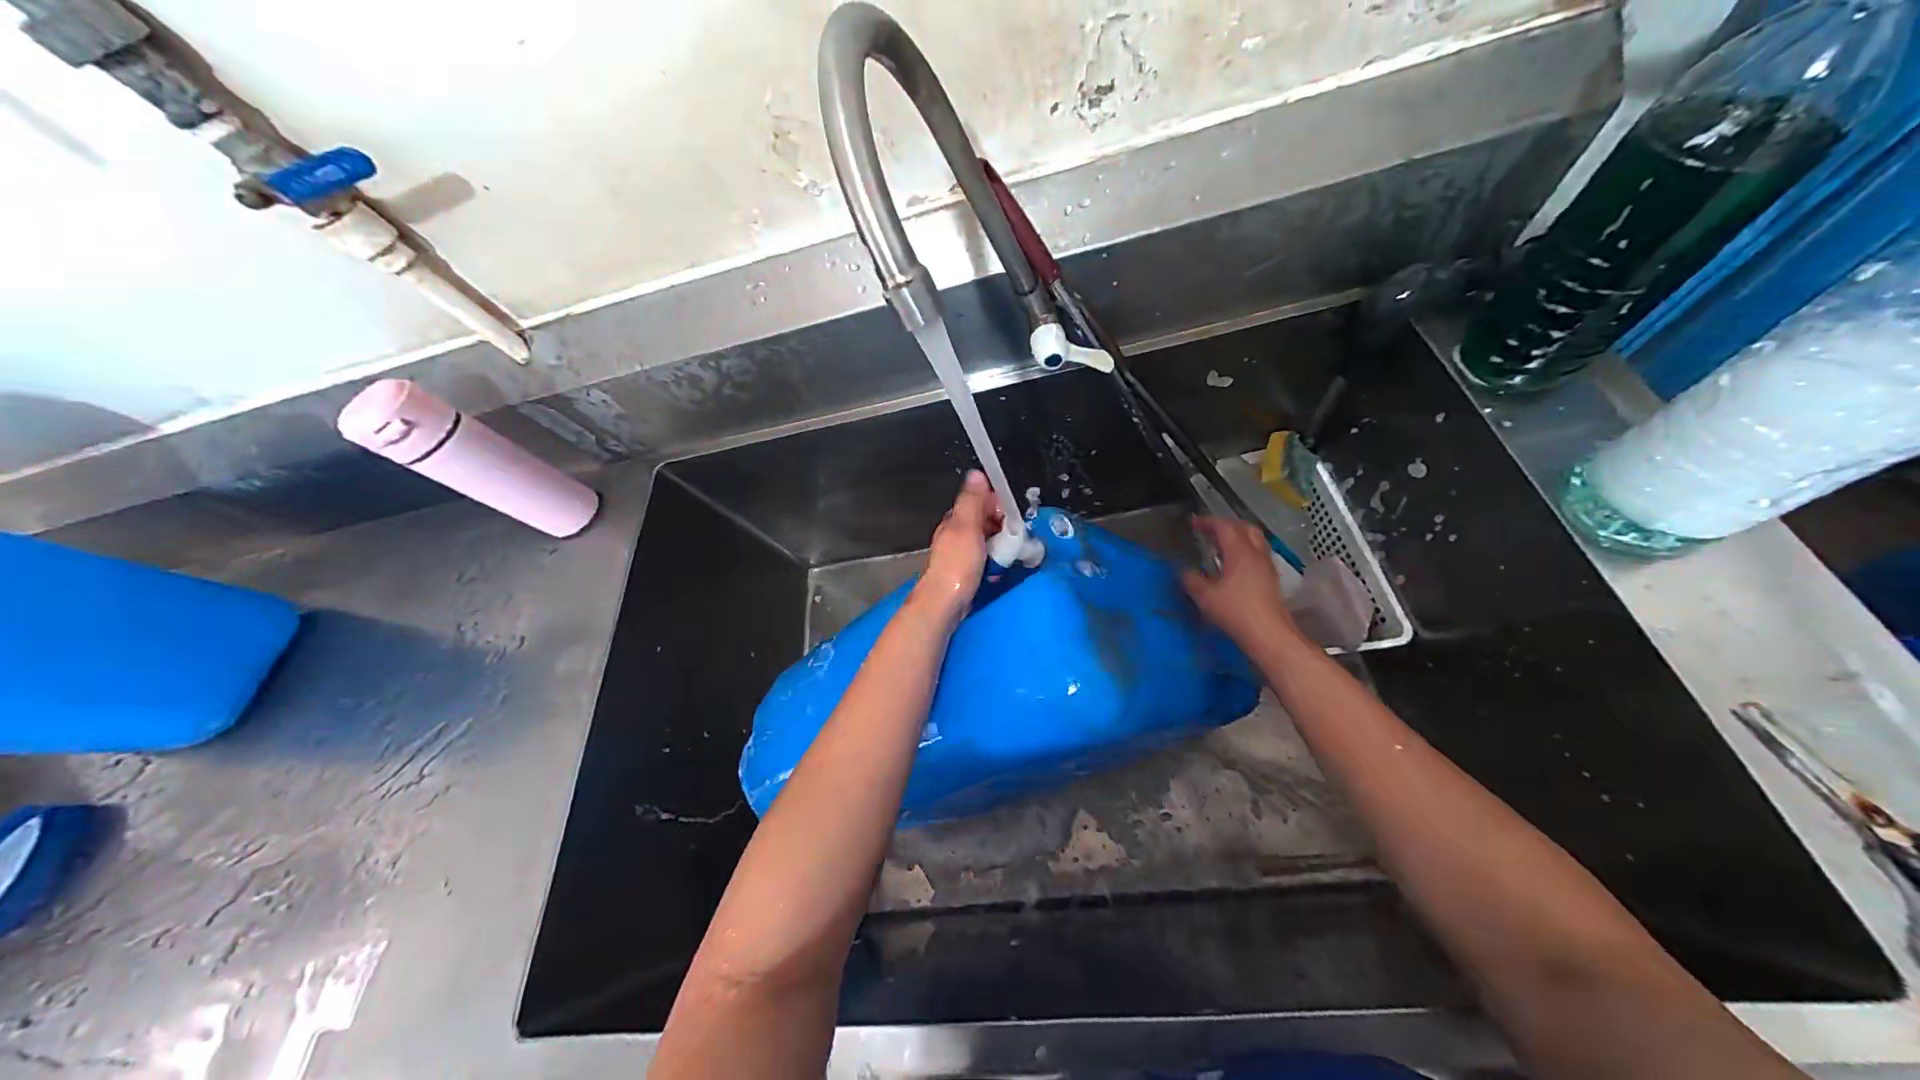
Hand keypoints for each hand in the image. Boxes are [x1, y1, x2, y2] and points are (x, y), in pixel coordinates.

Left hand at [911, 470, 1003, 623]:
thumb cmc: (957, 565)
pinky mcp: (967, 570)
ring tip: (1011, 554)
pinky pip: (987, 559)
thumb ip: (972, 500)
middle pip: (987, 521)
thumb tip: (976, 473)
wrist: (945, 603)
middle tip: (1016, 538)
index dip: (999, 505)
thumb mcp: (966, 526)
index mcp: (955, 519)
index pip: (981, 501)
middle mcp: (957, 533)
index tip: (1012, 517)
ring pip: (988, 540)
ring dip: (1002, 545)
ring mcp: (962, 553)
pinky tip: (1001, 569)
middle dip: (1004, 526)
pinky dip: (996, 561)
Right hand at [1180, 516, 1304, 651]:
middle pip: (1245, 528)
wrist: (1269, 634)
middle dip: (1226, 525)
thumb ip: (1191, 581)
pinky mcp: (1271, 579)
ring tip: (1221, 546)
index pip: (1225, 526)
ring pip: (1255, 540)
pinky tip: (1233, 565)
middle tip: (1209, 531)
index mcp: (1240, 552)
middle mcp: (1256, 554)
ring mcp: (1267, 566)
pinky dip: (1244, 551)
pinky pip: (1258, 554)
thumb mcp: (1205, 597)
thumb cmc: (1235, 611)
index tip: (1194, 523)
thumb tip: (1185, 572)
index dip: (1208, 522)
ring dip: (1238, 537)